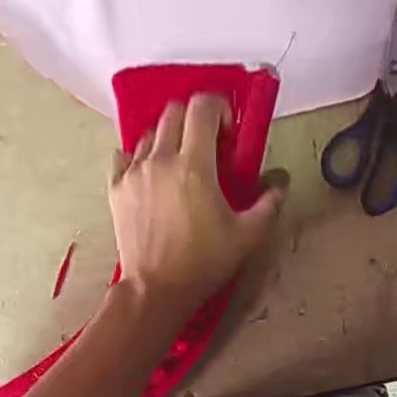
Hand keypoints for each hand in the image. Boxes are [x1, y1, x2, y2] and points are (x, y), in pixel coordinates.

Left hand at [109, 94, 281, 327]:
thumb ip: (267, 205)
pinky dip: (141, 156)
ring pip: (149, 133)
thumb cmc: (205, 263)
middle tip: (209, 145)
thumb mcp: (247, 237)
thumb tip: (280, 185)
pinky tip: (153, 174)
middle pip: (173, 112)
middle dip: (194, 119)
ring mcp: (134, 171)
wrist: (157, 289)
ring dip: (169, 138)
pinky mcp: (117, 187)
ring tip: (181, 164)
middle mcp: (160, 159)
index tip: (228, 129)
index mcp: (194, 166)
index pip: (202, 108)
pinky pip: (125, 155)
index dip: (219, 108)